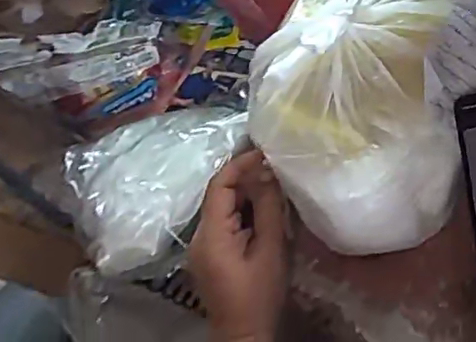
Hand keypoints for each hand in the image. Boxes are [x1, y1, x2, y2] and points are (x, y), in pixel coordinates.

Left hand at [188, 149, 287, 341]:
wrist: (245, 337)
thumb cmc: (260, 294)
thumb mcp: (271, 246)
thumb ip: (267, 205)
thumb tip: (268, 170)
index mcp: (210, 235)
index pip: (219, 185)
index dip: (241, 163)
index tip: (267, 151)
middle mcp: (199, 238)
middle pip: (219, 193)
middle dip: (247, 175)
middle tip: (276, 164)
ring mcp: (202, 247)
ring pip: (223, 204)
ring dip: (247, 190)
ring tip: (275, 179)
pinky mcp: (210, 254)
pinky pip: (225, 218)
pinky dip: (243, 206)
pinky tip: (264, 203)